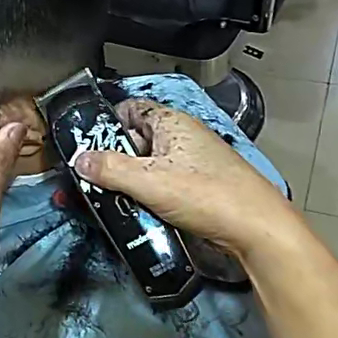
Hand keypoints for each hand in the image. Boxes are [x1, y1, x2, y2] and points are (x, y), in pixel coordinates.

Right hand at [72, 101, 300, 258]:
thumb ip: (110, 169)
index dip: (107, 124)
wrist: (256, 228)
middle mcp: (183, 136)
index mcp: (172, 122)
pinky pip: (165, 184)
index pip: (130, 109)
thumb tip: (81, 159)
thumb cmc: (209, 195)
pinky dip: (150, 196)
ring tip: (114, 201)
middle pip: (137, 140)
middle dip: (115, 160)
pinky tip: (141, 212)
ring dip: (131, 183)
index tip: (87, 146)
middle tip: (94, 182)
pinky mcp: (200, 186)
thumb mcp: (149, 181)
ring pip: (150, 166)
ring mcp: (193, 162)